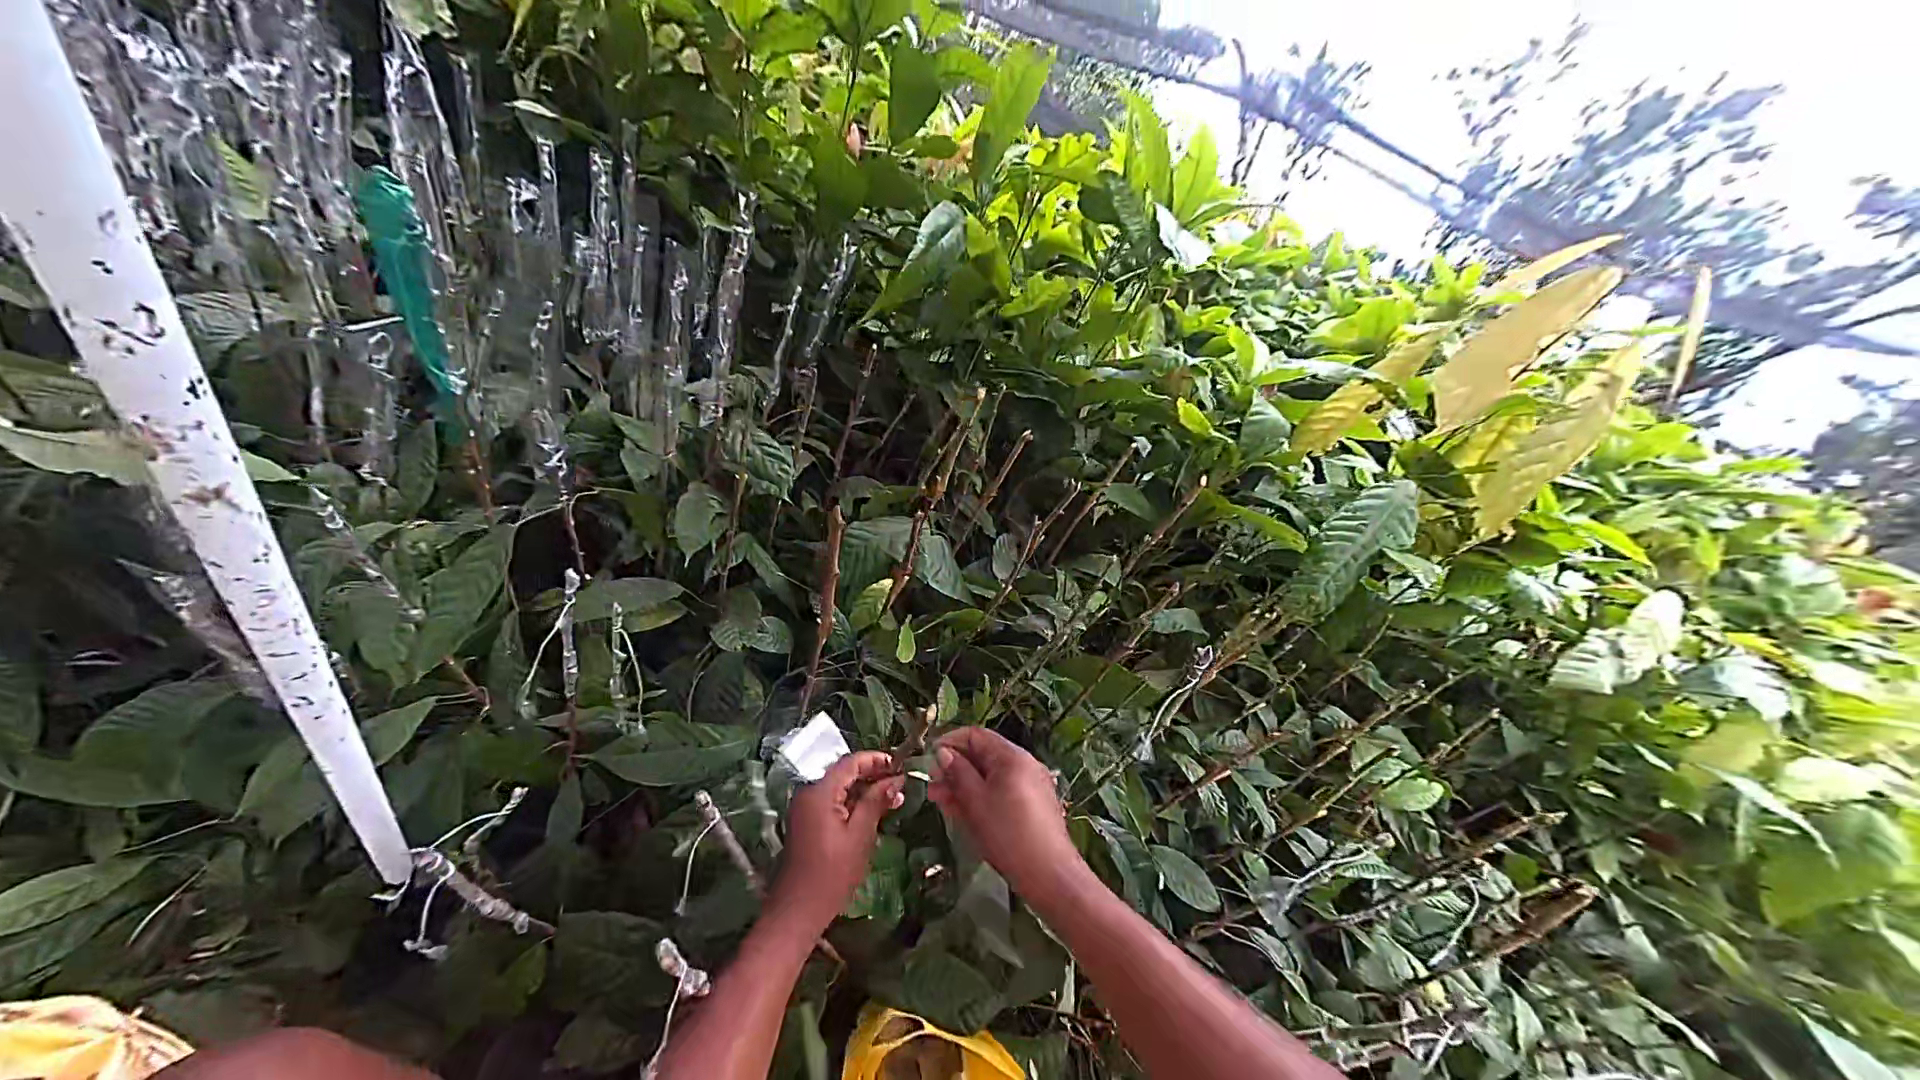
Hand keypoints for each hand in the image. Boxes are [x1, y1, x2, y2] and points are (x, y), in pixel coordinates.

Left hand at [770, 751, 904, 929]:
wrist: (797, 910)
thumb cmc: (832, 873)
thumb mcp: (860, 835)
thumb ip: (876, 802)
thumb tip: (896, 780)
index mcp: (820, 792)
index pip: (850, 762)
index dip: (877, 760)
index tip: (901, 765)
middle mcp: (809, 793)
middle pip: (843, 772)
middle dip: (872, 774)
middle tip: (900, 782)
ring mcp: (805, 807)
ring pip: (838, 787)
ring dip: (864, 789)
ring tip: (892, 797)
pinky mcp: (806, 821)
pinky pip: (832, 801)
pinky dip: (852, 802)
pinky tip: (872, 811)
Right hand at [928, 728, 1089, 904]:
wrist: (1049, 875)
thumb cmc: (1008, 834)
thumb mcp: (975, 801)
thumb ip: (958, 773)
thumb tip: (943, 752)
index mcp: (1012, 756)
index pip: (976, 735)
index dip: (950, 743)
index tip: (929, 759)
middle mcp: (1024, 764)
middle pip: (983, 755)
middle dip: (955, 768)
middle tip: (931, 786)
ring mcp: (1030, 785)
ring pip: (991, 776)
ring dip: (965, 785)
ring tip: (941, 802)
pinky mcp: (1032, 805)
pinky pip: (1002, 791)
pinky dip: (981, 797)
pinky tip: (963, 811)